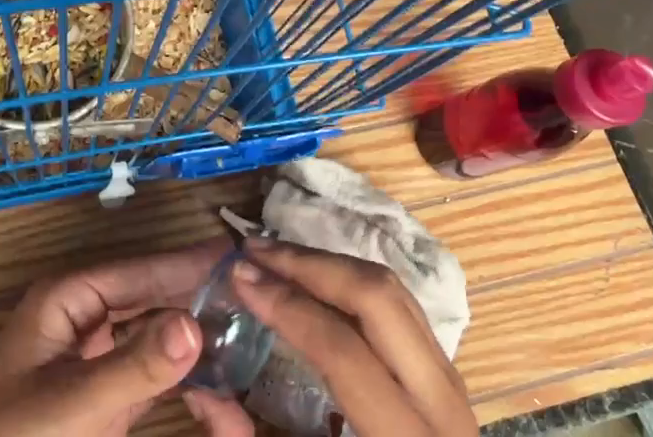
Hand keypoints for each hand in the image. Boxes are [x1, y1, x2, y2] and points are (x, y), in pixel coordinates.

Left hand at [0, 239, 235, 436]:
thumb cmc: (10, 435)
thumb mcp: (71, 403)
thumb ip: (133, 367)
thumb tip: (196, 324)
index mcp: (68, 300)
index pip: (140, 272)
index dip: (188, 263)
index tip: (238, 257)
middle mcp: (85, 319)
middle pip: (153, 298)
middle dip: (199, 301)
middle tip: (254, 301)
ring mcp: (96, 359)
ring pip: (158, 336)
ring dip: (198, 344)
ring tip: (248, 343)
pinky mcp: (106, 397)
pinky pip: (155, 377)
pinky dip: (186, 382)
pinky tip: (220, 392)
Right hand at [229, 237, 477, 436]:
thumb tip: (200, 390)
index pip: (343, 349)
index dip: (286, 306)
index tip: (237, 276)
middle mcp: (442, 403)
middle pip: (378, 298)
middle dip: (309, 264)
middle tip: (252, 251)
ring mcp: (452, 381)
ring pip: (394, 290)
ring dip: (329, 264)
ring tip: (274, 256)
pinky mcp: (447, 373)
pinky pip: (400, 305)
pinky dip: (351, 281)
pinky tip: (312, 279)